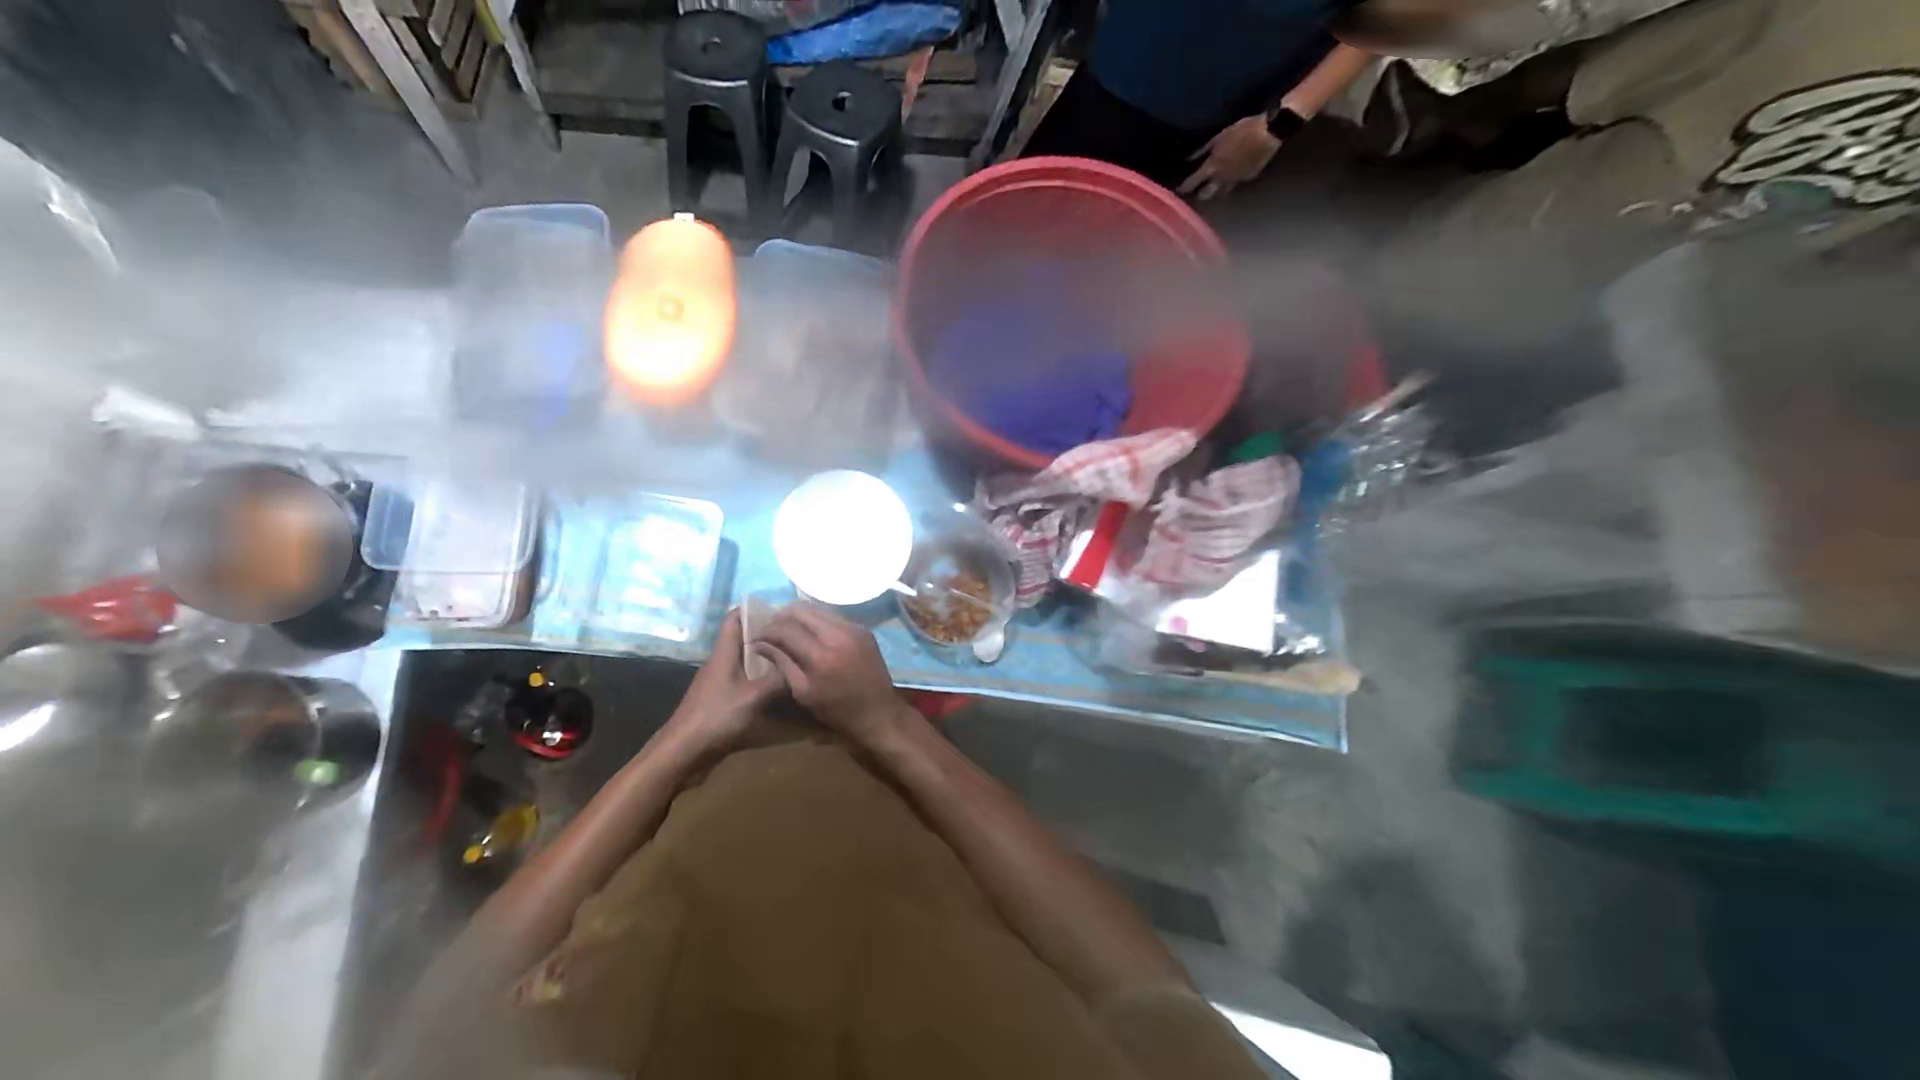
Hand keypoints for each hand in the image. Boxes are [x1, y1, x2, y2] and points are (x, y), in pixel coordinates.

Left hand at [658, 608, 785, 754]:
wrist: (683, 752)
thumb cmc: (716, 716)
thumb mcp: (754, 696)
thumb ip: (778, 679)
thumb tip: (801, 665)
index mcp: (724, 653)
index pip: (734, 618)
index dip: (753, 608)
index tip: (780, 608)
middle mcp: (720, 663)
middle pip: (742, 638)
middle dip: (767, 633)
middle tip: (795, 634)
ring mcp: (719, 682)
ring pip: (744, 660)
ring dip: (764, 657)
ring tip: (791, 656)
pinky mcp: (720, 700)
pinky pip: (743, 680)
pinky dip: (759, 677)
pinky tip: (777, 686)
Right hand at [755, 603, 907, 747]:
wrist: (877, 712)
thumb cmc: (836, 709)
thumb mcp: (802, 692)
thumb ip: (782, 662)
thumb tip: (761, 643)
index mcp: (821, 655)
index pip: (786, 629)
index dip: (767, 631)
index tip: (756, 637)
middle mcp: (838, 635)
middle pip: (801, 610)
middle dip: (781, 616)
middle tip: (770, 628)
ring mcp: (854, 628)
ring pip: (818, 609)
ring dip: (799, 616)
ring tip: (787, 628)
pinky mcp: (863, 629)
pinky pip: (833, 616)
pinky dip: (817, 621)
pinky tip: (810, 633)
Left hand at [1178, 114, 1282, 200]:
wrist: (1269, 134)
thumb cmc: (1242, 131)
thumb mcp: (1219, 137)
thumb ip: (1203, 150)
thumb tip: (1188, 159)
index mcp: (1212, 167)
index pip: (1192, 183)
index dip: (1183, 187)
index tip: (1179, 189)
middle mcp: (1221, 179)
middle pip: (1205, 195)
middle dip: (1199, 193)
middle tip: (1197, 189)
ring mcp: (1234, 181)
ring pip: (1220, 193)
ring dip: (1215, 191)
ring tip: (1213, 185)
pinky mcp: (1246, 180)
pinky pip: (1234, 185)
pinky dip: (1230, 182)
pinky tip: (1231, 176)